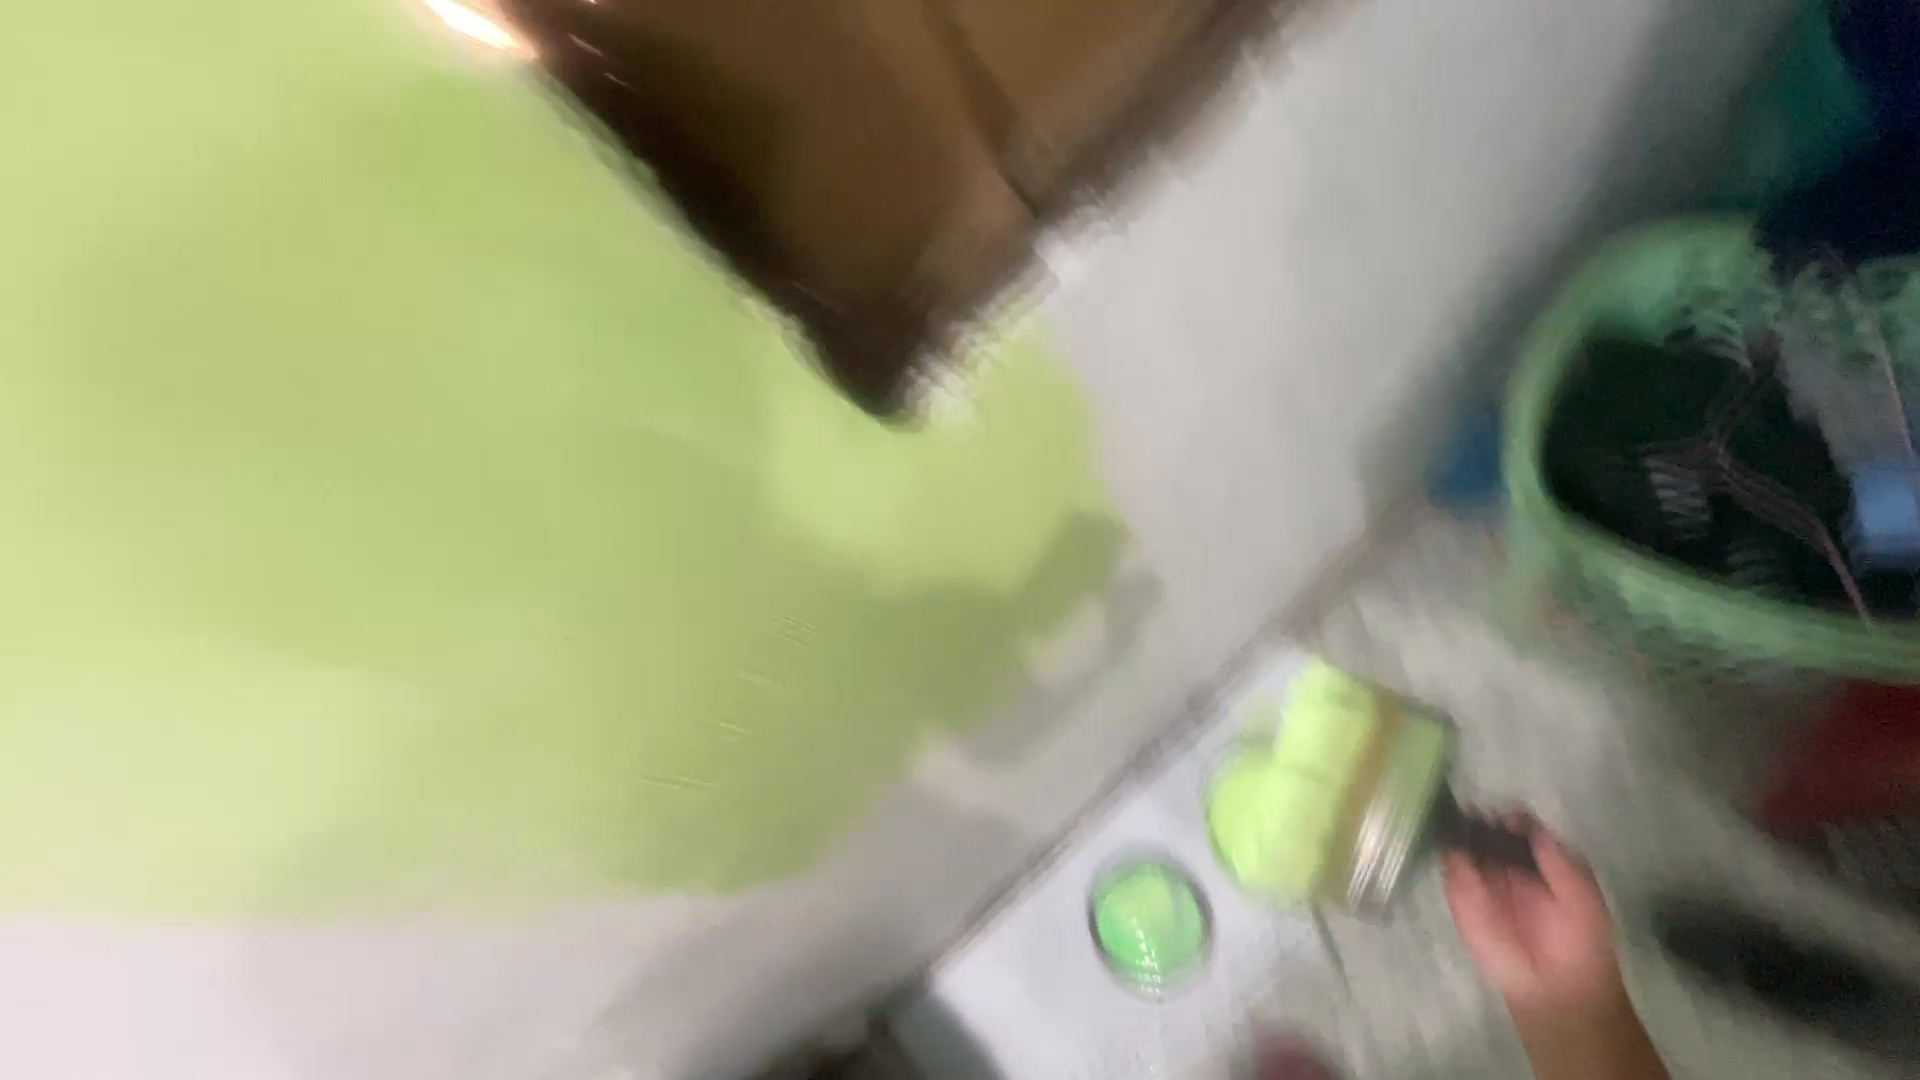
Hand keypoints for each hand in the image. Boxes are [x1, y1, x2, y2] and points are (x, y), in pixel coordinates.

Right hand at [1442, 811, 1624, 1022]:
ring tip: (1458, 823)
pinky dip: (1448, 855)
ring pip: (1461, 840)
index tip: (1502, 811)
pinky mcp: (1458, 891)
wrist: (1556, 988)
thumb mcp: (1583, 899)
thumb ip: (1560, 861)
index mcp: (1535, 856)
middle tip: (1474, 813)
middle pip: (1484, 825)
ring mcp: (1478, 873)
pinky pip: (1450, 866)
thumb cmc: (1579, 943)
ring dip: (1457, 829)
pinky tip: (1453, 851)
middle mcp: (1503, 858)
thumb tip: (1527, 822)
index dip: (1509, 813)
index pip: (1516, 823)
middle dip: (1477, 816)